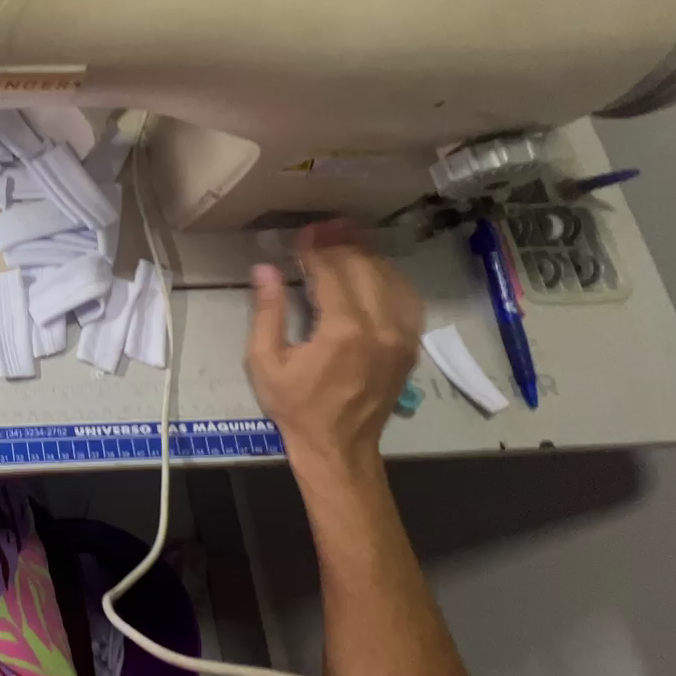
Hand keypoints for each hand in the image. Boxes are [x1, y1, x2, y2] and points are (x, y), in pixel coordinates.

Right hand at [246, 222, 423, 482]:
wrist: (337, 446)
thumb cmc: (294, 405)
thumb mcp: (264, 360)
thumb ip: (267, 311)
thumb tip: (265, 270)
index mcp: (343, 332)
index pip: (332, 274)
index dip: (314, 250)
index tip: (300, 233)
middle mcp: (381, 328)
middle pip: (365, 269)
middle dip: (341, 245)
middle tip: (321, 229)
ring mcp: (402, 337)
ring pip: (391, 280)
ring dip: (367, 256)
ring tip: (344, 239)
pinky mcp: (410, 345)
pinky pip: (406, 299)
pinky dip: (388, 278)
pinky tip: (371, 270)